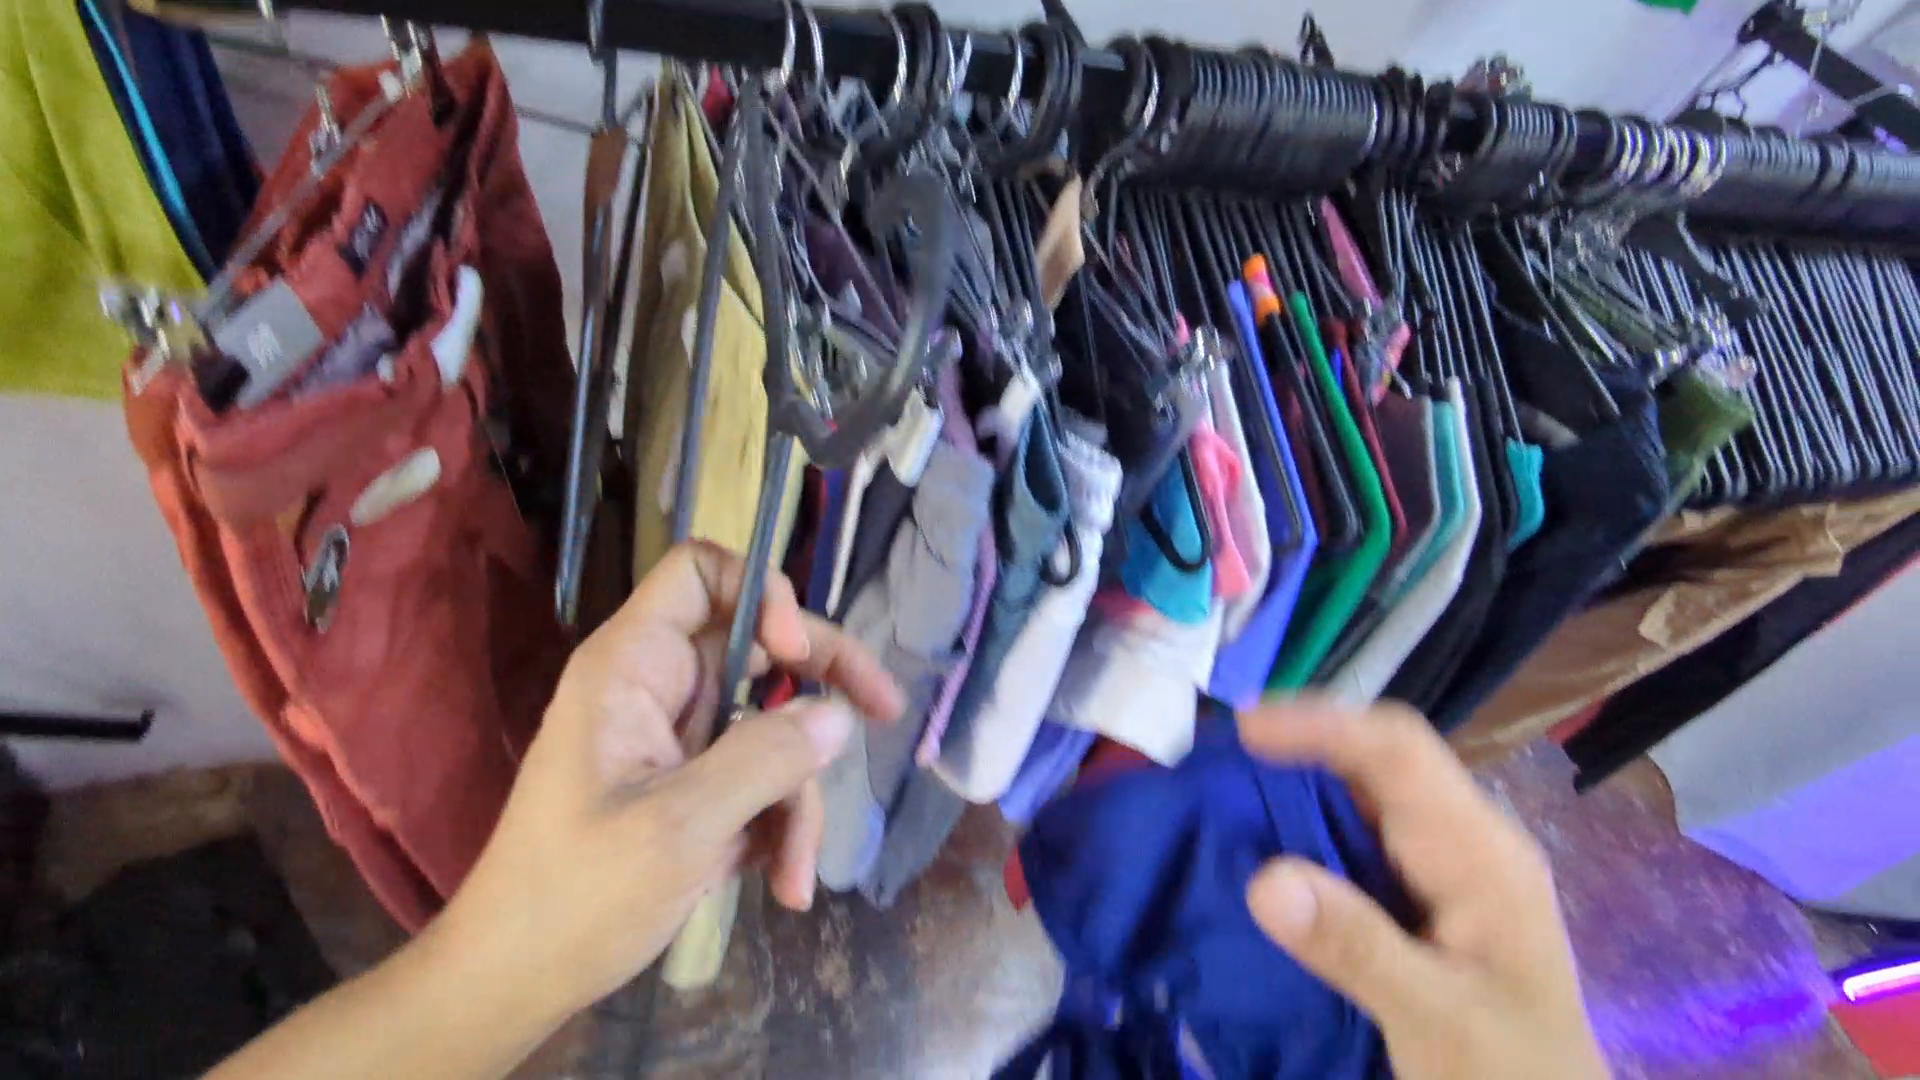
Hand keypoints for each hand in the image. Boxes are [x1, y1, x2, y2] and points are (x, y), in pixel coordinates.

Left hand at [432, 541, 904, 1020]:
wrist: (517, 980)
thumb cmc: (575, 897)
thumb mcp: (680, 827)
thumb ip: (766, 760)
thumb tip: (838, 717)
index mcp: (634, 666)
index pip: (700, 572)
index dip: (761, 593)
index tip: (796, 654)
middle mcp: (663, 686)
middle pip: (762, 646)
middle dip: (824, 685)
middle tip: (883, 712)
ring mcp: (684, 736)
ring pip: (774, 724)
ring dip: (798, 794)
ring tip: (794, 874)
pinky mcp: (699, 780)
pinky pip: (764, 773)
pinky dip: (782, 823)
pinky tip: (780, 882)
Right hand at [1238, 701, 1606, 1079]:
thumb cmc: (1508, 1073)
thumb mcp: (1438, 1020)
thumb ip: (1357, 948)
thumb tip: (1263, 881)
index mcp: (1478, 851)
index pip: (1397, 752)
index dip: (1320, 725)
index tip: (1244, 728)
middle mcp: (1457, 838)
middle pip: (1374, 758)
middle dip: (1298, 743)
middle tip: (1220, 753)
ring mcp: (1435, 861)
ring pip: (1357, 789)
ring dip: (1293, 780)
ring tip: (1226, 785)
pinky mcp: (1411, 887)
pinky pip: (1348, 830)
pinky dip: (1299, 822)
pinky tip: (1262, 838)